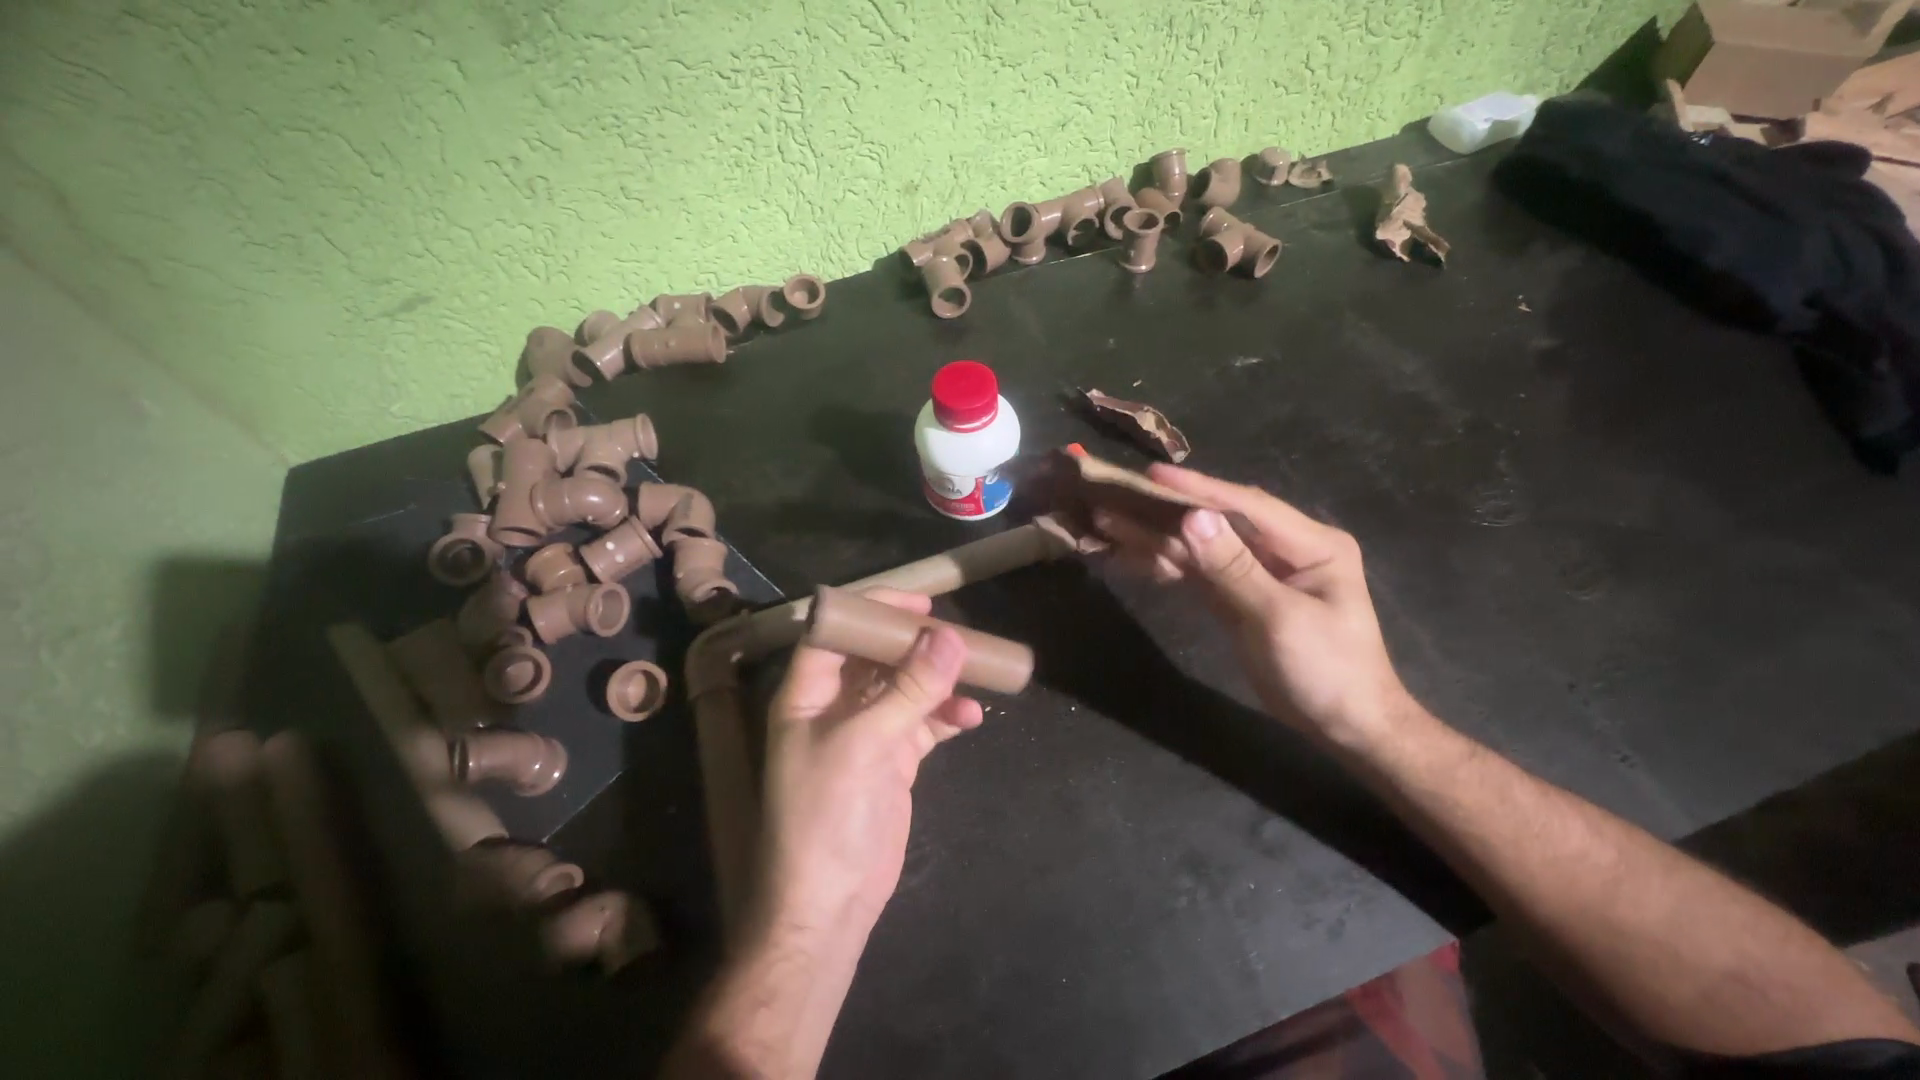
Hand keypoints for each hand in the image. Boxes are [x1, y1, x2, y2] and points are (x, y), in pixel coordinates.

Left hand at [755, 589, 983, 934]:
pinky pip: (924, 723)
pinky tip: (973, 716)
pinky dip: (947, 715)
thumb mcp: (864, 745)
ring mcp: (866, 733)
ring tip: (977, 677)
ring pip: (906, 688)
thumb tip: (948, 638)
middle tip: (960, 636)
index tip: (920, 604)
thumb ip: (908, 691)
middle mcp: (834, 706)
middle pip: (877, 657)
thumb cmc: (825, 816)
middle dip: (916, 644)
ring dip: (939, 680)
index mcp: (807, 694)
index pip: (835, 632)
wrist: (828, 902)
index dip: (872, 610)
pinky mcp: (892, 761)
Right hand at [1093, 465, 1411, 748]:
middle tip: (1116, 497)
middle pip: (1219, 522)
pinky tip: (1130, 556)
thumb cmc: (1327, 669)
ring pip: (1202, 548)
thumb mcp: (1280, 617)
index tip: (1151, 476)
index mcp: (1310, 543)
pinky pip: (1199, 575)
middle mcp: (1284, 549)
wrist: (1345, 726)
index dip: (1199, 490)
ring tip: (1109, 523)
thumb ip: (1233, 568)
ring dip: (1158, 539)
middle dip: (1167, 512)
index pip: (1247, 505)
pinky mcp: (1239, 599)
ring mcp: (1260, 574)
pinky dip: (1167, 567)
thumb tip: (1193, 519)